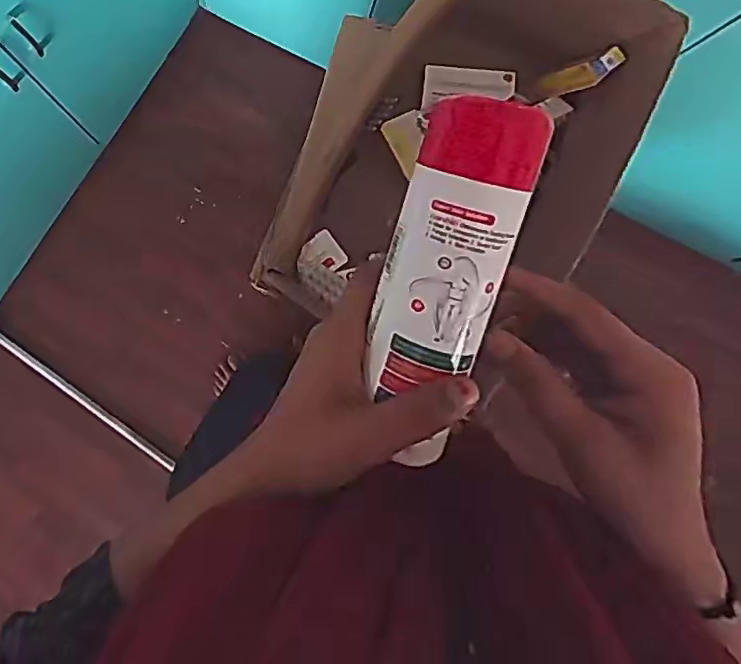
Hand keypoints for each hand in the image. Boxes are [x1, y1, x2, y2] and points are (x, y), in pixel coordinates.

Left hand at [110, 268, 477, 596]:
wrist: (267, 475)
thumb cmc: (312, 445)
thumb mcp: (372, 433)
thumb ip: (420, 411)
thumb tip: (473, 385)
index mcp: (340, 330)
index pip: (370, 277)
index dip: (405, 266)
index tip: (447, 269)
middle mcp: (335, 333)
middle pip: (381, 302)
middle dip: (421, 304)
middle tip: (466, 312)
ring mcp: (332, 354)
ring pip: (378, 329)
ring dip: (412, 335)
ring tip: (457, 343)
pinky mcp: (333, 375)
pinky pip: (372, 352)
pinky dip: (399, 357)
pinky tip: (425, 379)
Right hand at [484, 268, 726, 607]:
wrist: (666, 555)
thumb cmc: (632, 498)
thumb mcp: (579, 438)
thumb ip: (536, 382)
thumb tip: (492, 337)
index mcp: (652, 370)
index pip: (589, 315)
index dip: (542, 292)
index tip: (499, 276)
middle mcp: (648, 363)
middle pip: (583, 323)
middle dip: (533, 313)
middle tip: (484, 308)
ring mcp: (637, 378)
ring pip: (577, 339)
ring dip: (536, 334)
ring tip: (490, 331)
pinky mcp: (623, 393)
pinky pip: (579, 360)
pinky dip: (546, 356)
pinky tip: (515, 357)